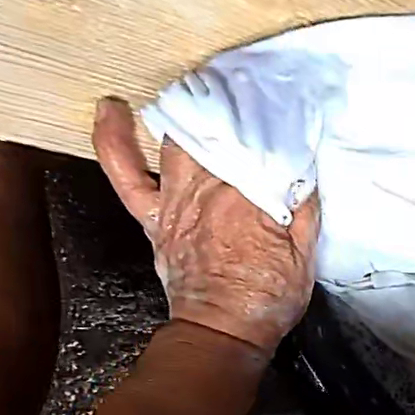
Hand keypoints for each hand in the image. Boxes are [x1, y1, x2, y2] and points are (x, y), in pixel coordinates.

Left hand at [92, 98, 319, 351]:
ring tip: (201, 86)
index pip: (259, 142)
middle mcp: (211, 191)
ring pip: (178, 139)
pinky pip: (125, 173)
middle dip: (232, 102)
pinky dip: (113, 139)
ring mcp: (177, 201)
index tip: (280, 93)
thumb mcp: (303, 256)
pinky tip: (110, 109)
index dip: (269, 115)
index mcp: (251, 198)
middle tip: (244, 80)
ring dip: (189, 109)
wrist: (223, 333)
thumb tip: (303, 166)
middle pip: (218, 132)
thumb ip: (304, 208)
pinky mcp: (155, 217)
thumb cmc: (266, 299)